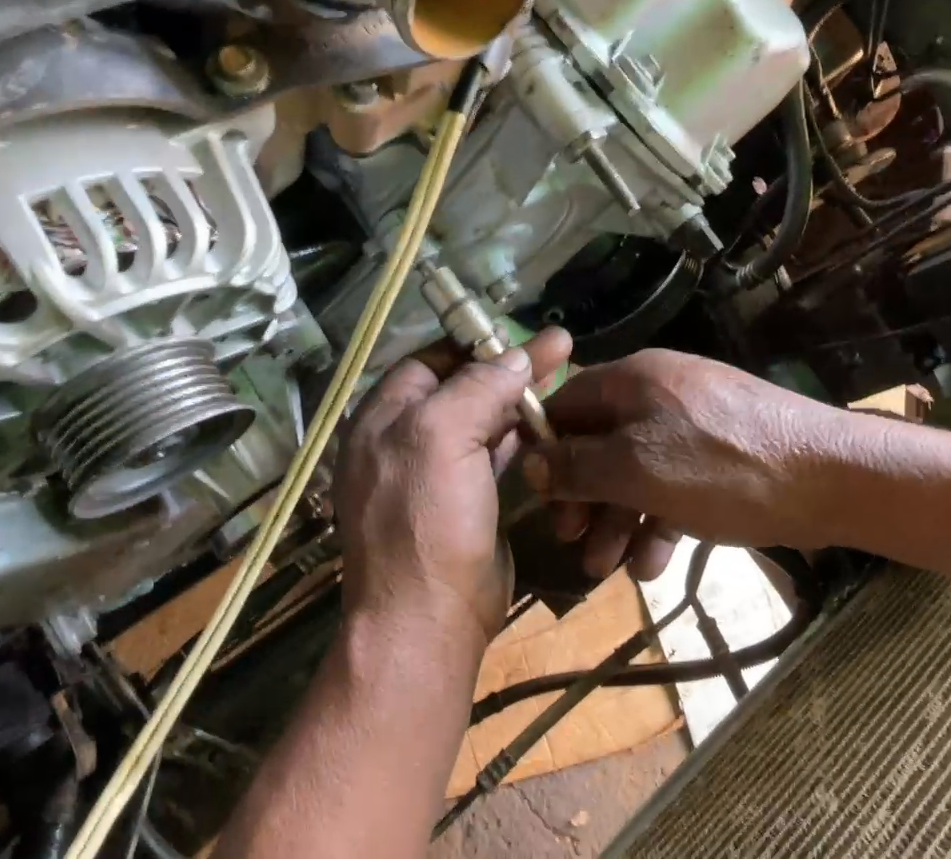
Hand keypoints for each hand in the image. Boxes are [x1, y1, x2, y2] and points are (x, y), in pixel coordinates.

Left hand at [333, 327, 572, 644]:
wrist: (427, 617)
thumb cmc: (425, 518)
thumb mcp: (443, 436)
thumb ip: (479, 387)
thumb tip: (518, 353)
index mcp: (385, 417)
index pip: (433, 360)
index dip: (476, 344)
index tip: (523, 333)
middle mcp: (406, 440)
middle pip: (461, 389)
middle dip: (507, 371)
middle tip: (560, 351)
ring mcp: (436, 474)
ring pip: (481, 423)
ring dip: (519, 404)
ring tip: (565, 379)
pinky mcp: (465, 503)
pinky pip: (494, 458)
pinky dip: (522, 440)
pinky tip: (551, 426)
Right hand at [524, 349, 853, 577]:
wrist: (831, 478)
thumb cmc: (720, 467)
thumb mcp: (636, 469)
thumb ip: (577, 466)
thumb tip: (530, 464)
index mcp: (633, 379)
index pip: (567, 403)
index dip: (545, 449)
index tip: (536, 498)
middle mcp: (659, 394)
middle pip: (601, 444)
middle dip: (583, 497)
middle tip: (571, 541)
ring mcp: (693, 426)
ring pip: (636, 472)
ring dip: (617, 520)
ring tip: (606, 570)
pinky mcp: (721, 458)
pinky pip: (674, 485)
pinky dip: (659, 522)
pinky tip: (653, 566)